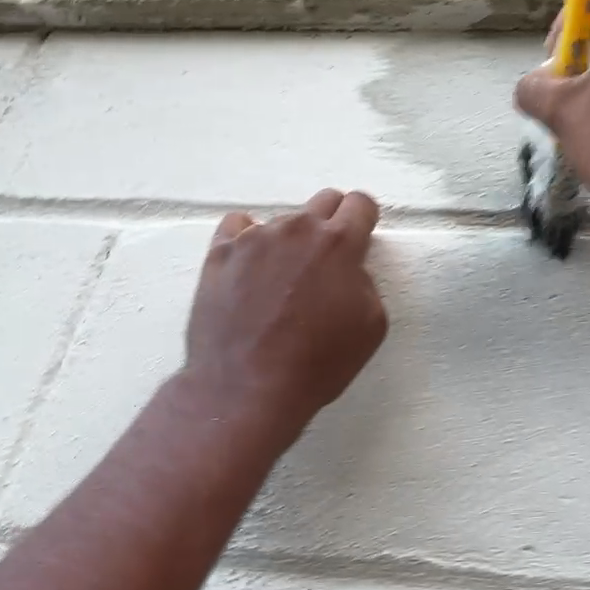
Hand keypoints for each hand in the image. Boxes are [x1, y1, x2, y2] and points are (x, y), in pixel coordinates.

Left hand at [181, 189, 388, 434]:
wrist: (247, 388)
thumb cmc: (317, 364)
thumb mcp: (371, 326)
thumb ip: (364, 282)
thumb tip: (348, 270)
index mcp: (338, 244)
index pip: (360, 204)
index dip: (364, 220)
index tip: (360, 240)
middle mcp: (296, 229)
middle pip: (324, 202)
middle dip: (332, 224)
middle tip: (325, 263)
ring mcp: (253, 238)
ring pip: (282, 222)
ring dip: (289, 243)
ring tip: (280, 285)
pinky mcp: (219, 253)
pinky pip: (238, 228)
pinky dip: (247, 241)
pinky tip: (248, 270)